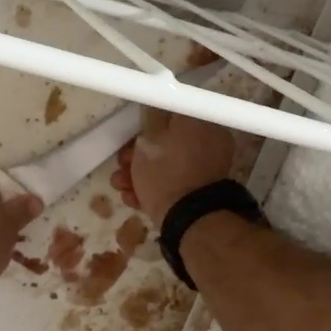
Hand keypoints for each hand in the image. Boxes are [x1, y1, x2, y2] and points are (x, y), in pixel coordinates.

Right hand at [114, 109, 237, 224]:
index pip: (170, 115)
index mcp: (201, 122)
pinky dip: (154, 188)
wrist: (188, 218)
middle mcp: (210, 142)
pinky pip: (175, 182)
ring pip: (168, 164)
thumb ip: (150, 121)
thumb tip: (152, 111)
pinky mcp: (201, 192)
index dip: (145, 126)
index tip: (129, 137)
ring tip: (120, 185)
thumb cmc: (165, 172)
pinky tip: (133, 198)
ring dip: (140, 174)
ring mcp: (207, 169)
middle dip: (138, 154)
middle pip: (168, 142)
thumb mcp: (148, 140)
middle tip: (121, 163)